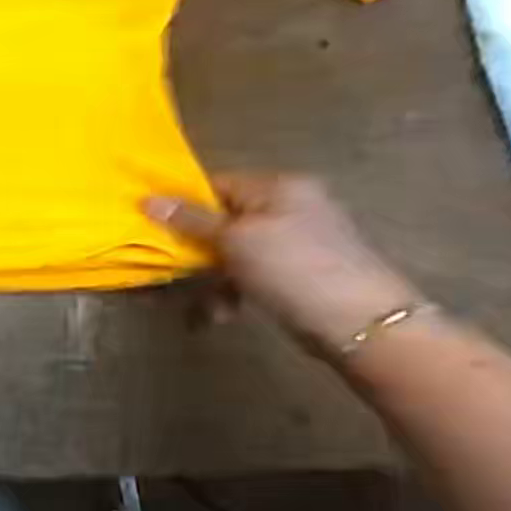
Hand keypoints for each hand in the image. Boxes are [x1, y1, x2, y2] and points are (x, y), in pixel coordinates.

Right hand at [145, 172, 422, 357]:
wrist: (363, 326)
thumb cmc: (293, 269)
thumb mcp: (235, 240)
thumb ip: (191, 220)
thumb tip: (146, 199)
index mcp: (279, 186)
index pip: (216, 184)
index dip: (183, 204)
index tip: (153, 227)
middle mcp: (290, 206)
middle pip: (223, 220)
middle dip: (195, 250)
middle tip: (169, 271)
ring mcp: (297, 241)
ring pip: (235, 252)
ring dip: (210, 279)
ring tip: (198, 309)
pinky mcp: (299, 273)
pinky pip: (252, 274)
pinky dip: (233, 292)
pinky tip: (220, 316)